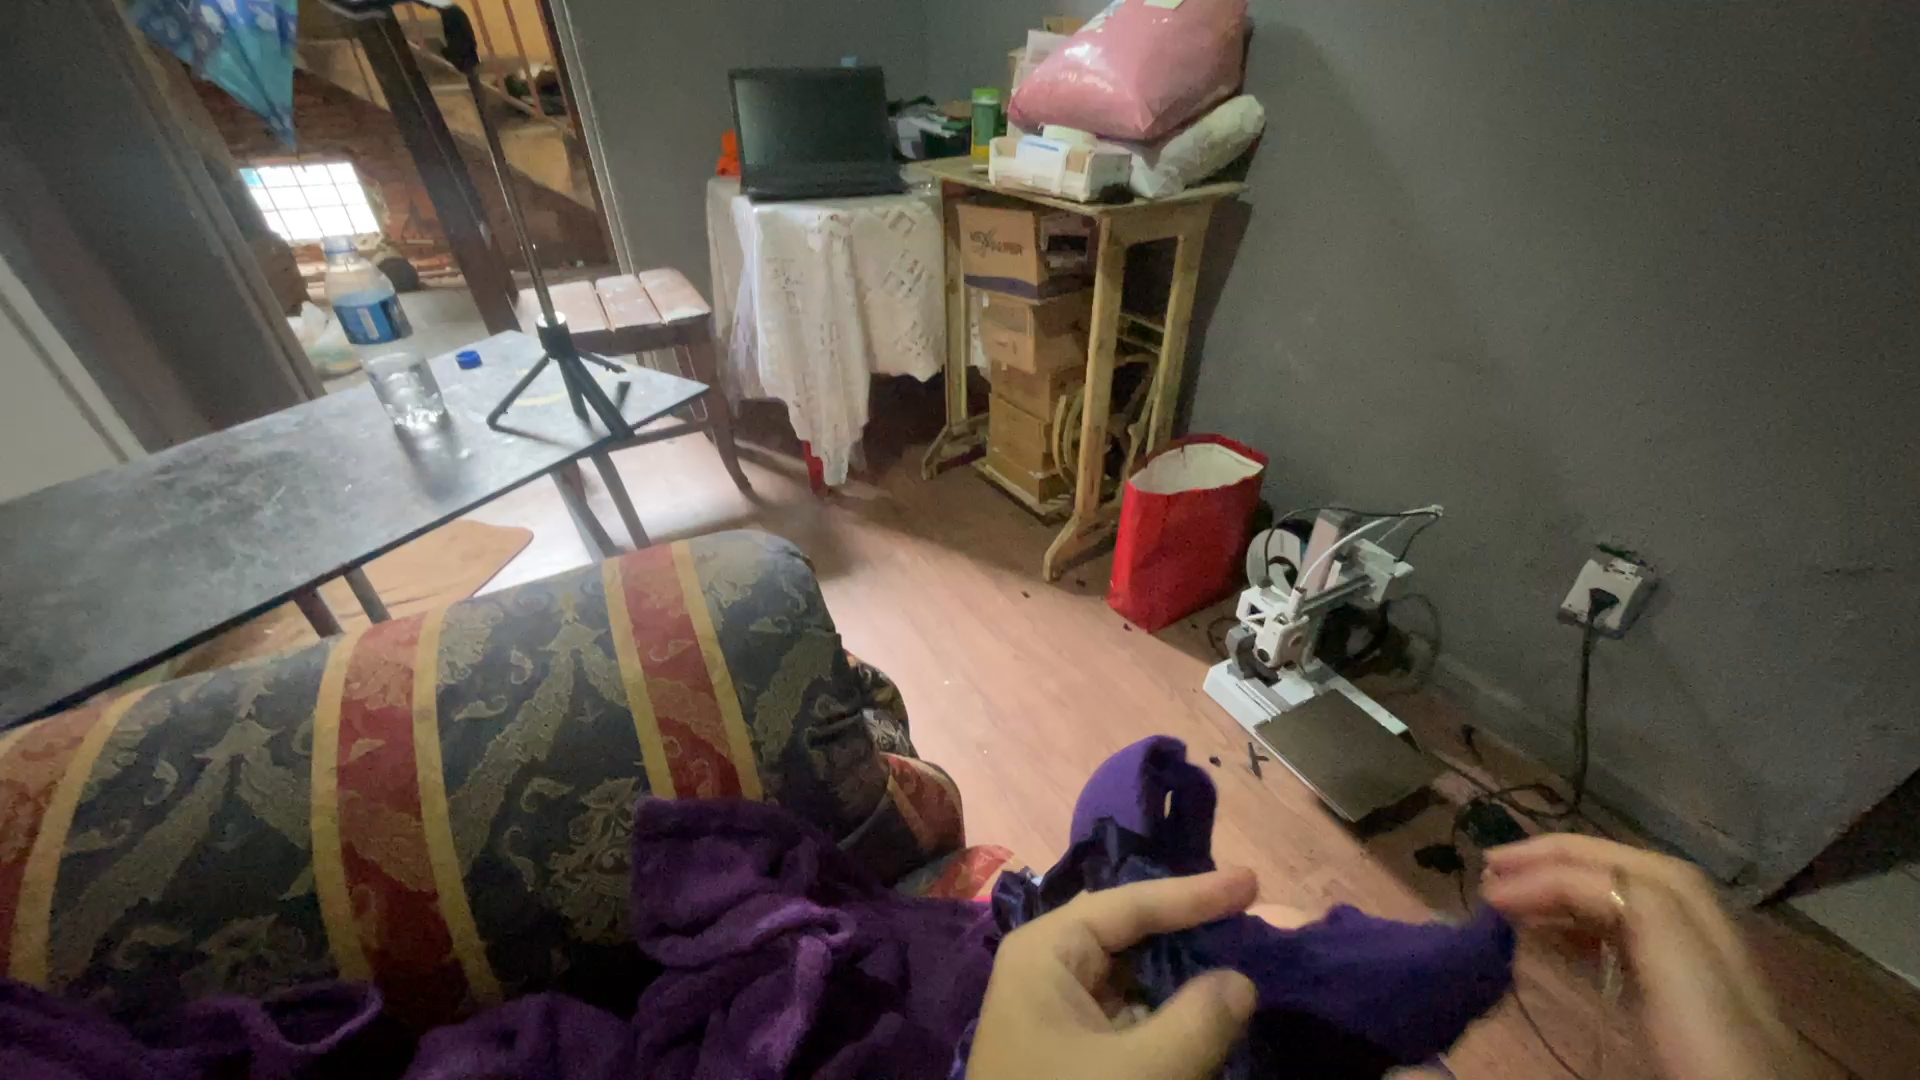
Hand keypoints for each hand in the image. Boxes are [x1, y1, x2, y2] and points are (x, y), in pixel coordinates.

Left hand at [968, 867, 1260, 1079]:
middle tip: (1247, 912)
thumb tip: (1240, 980)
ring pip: (1129, 972)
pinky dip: (1165, 1009)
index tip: (1251, 881)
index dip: (1194, 894)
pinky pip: (1124, 1009)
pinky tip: (1204, 1008)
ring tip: (1236, 952)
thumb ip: (1198, 1022)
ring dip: (1180, 970)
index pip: (1129, 905)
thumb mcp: (1140, 1074)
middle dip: (1186, 926)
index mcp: (1047, 949)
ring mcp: (1055, 1005)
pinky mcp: (1068, 1044)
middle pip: (1127, 930)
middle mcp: (1047, 963)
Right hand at [1481, 834, 1809, 1079]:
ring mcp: (1742, 1012)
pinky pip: (1669, 939)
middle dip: (1573, 855)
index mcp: (1716, 1032)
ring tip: (1516, 893)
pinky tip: (1559, 938)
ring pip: (1673, 901)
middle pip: (1668, 881)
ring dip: (1586, 877)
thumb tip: (1411, 1072)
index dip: (1559, 879)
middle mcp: (1740, 1004)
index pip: (1649, 903)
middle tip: (1495, 868)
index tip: (1490, 901)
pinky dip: (1606, 914)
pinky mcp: (1729, 1027)